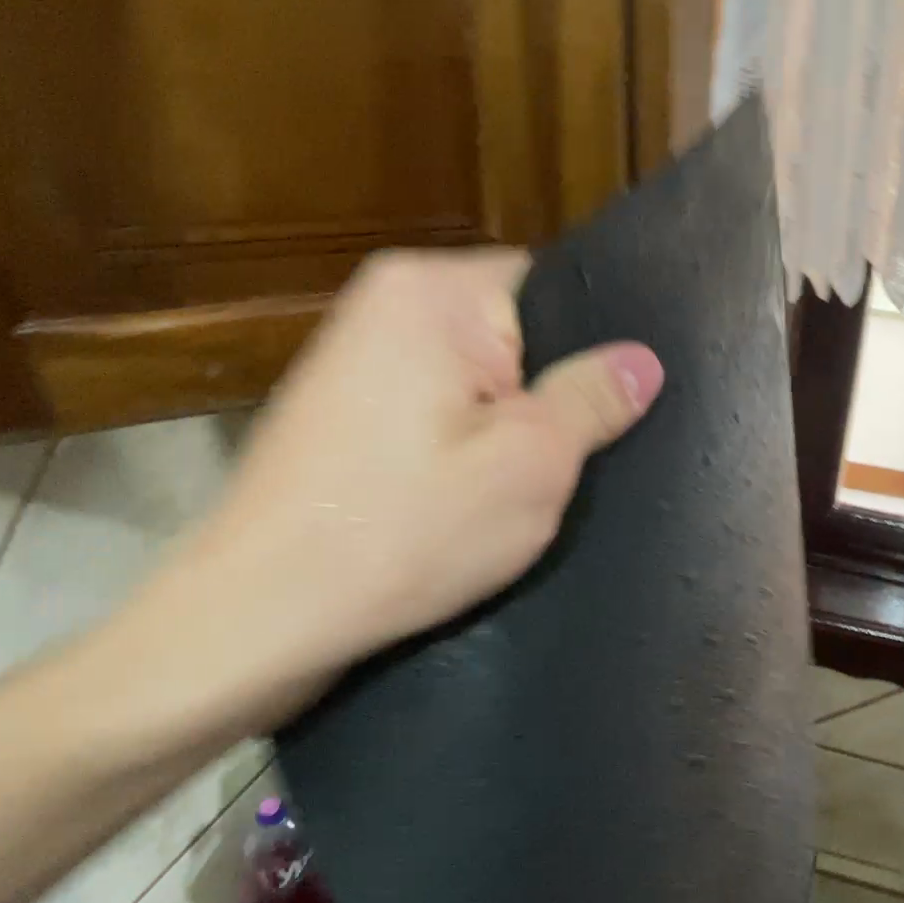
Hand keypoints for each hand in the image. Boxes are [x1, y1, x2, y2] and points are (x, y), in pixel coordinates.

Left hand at [117, 249, 663, 731]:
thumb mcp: (530, 465)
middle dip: (553, 394)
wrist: (257, 617)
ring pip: (483, 379)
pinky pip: (443, 409)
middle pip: (518, 334)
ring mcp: (360, 356)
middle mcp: (389, 303)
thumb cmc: (403, 532)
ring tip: (535, 480)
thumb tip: (646, 359)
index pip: (555, 286)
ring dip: (513, 428)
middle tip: (586, 455)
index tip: (622, 405)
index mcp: (433, 291)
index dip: (597, 347)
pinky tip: (480, 495)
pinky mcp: (348, 409)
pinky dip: (471, 446)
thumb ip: (593, 400)